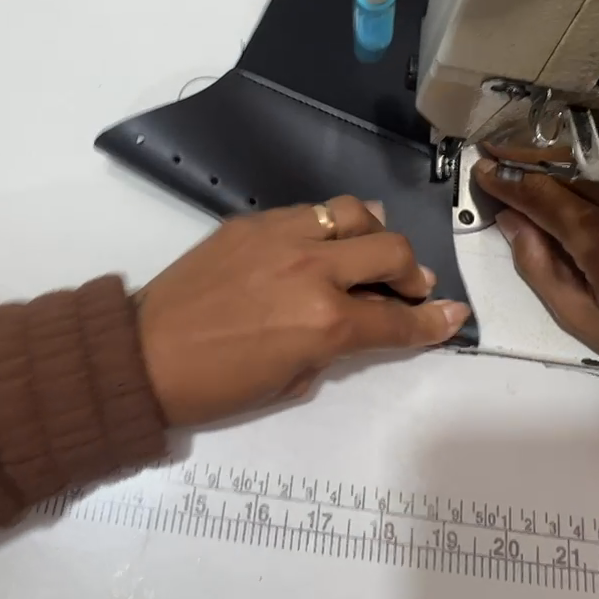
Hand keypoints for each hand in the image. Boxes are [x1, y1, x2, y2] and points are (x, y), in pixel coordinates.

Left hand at [138, 195, 471, 425]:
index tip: (453, 315)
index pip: (397, 319)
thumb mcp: (292, 382)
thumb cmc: (218, 386)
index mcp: (325, 321)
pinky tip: (323, 242)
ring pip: (354, 212)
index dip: (433, 321)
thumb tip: (358, 325)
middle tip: (408, 287)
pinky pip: (309, 212)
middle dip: (412, 273)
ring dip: (375, 233)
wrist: (145, 353)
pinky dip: (329, 226)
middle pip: (391, 251)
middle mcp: (314, 269)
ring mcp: (283, 236)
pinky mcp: (253, 220)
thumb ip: (334, 347)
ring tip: (371, 251)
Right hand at [473, 160, 598, 400]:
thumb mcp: (582, 321)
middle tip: (503, 154)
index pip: (546, 199)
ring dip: (570, 164)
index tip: (484, 170)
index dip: (510, 182)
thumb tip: (511, 220)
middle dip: (533, 161)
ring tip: (544, 163)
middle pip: (574, 170)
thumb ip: (539, 266)